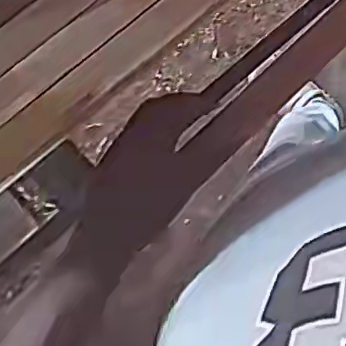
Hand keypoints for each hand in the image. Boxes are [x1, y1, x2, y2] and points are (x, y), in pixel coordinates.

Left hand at [65, 92, 215, 279]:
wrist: (102, 243)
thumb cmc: (149, 209)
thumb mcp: (188, 178)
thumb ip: (215, 149)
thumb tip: (243, 125)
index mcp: (149, 134)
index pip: (175, 105)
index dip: (198, 102)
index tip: (217, 104)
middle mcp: (129, 137)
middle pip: (155, 109)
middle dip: (180, 106)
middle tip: (203, 111)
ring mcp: (115, 153)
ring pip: (143, 123)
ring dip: (165, 119)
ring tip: (186, 128)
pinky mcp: (107, 170)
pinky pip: (134, 138)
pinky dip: (153, 135)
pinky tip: (163, 151)